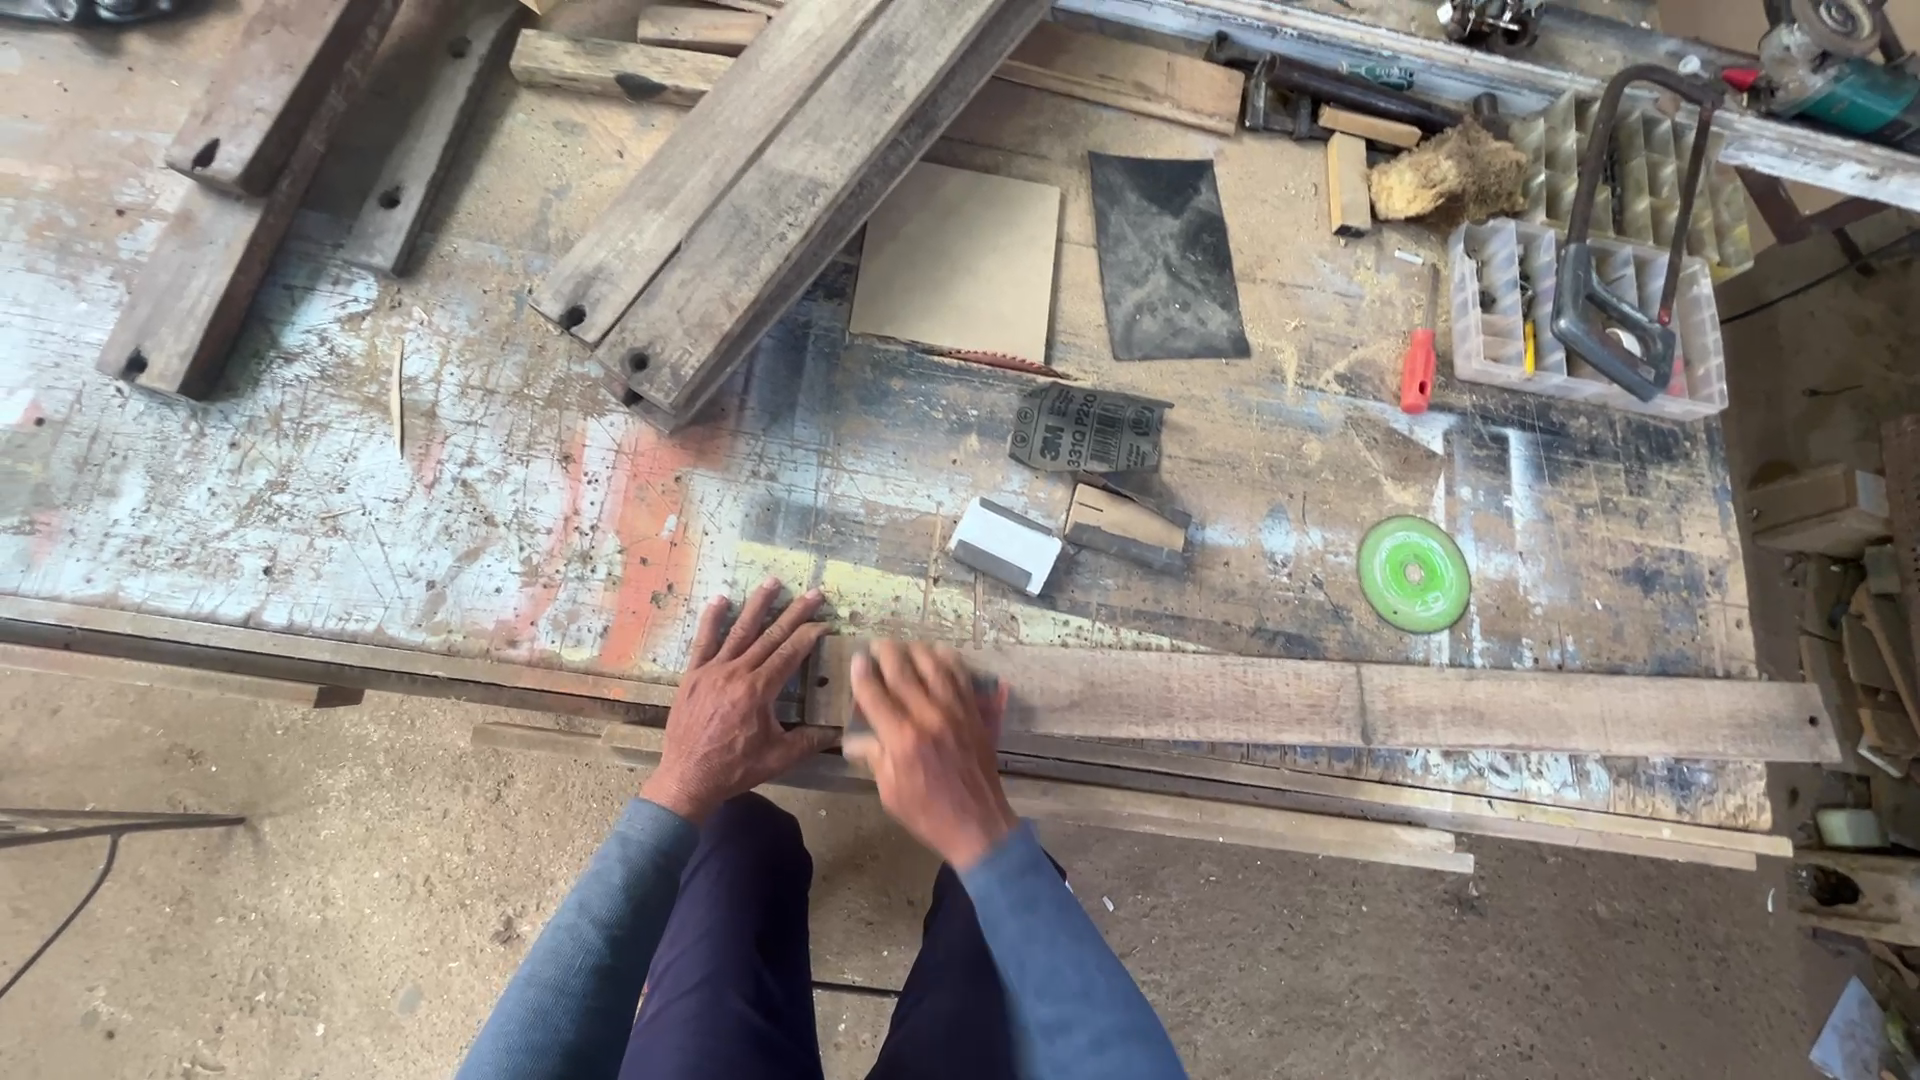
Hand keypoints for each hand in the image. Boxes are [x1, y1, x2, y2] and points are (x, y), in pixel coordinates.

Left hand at [640, 578, 837, 823]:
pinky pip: (704, 642)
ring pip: (739, 630)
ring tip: (773, 581)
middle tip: (814, 593)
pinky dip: (712, 619)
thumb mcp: (780, 757)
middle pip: (771, 635)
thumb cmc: (736, 768)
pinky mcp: (693, 675)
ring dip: (758, 604)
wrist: (687, 779)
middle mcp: (736, 673)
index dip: (810, 634)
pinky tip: (720, 599)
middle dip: (795, 612)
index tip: (825, 622)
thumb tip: (841, 730)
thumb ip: (811, 739)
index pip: (791, 652)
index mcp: (759, 690)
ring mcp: (712, 671)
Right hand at [845, 640, 1017, 870]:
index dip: (863, 673)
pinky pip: (961, 677)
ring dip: (916, 650)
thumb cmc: (928, 813)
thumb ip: (874, 757)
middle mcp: (929, 717)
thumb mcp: (890, 792)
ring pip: (934, 666)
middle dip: (886, 653)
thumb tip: (854, 739)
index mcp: (902, 739)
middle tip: (877, 644)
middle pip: (904, 671)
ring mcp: (955, 712)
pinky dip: (948, 660)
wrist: (978, 824)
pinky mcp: (974, 713)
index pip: (875, 694)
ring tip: (904, 645)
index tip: (857, 659)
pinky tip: (939, 652)